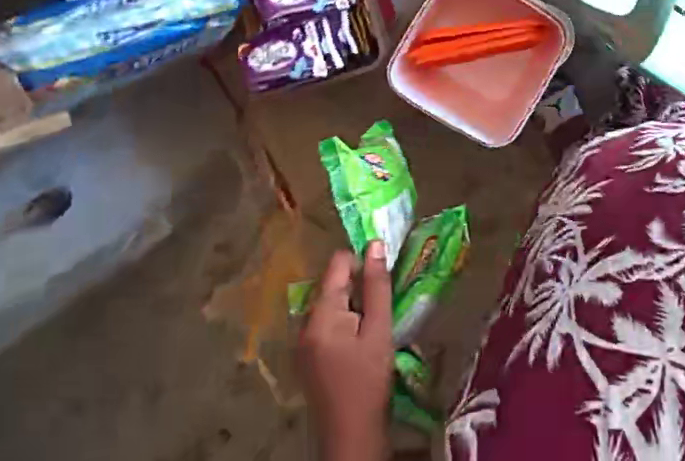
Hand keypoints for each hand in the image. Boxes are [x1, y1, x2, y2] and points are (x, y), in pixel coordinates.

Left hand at [298, 241, 392, 460]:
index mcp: (319, 313)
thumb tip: (375, 244)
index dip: (361, 261)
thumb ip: (376, 286)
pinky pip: (325, 324)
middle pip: (332, 284)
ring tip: (373, 325)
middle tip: (381, 304)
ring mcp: (302, 341)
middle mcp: (304, 322)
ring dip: (352, 306)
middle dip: (358, 287)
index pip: (337, 264)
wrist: (351, 439)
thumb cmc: (368, 383)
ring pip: (330, 304)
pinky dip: (344, 323)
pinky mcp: (307, 357)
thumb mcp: (379, 331)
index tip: (382, 274)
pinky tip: (360, 343)